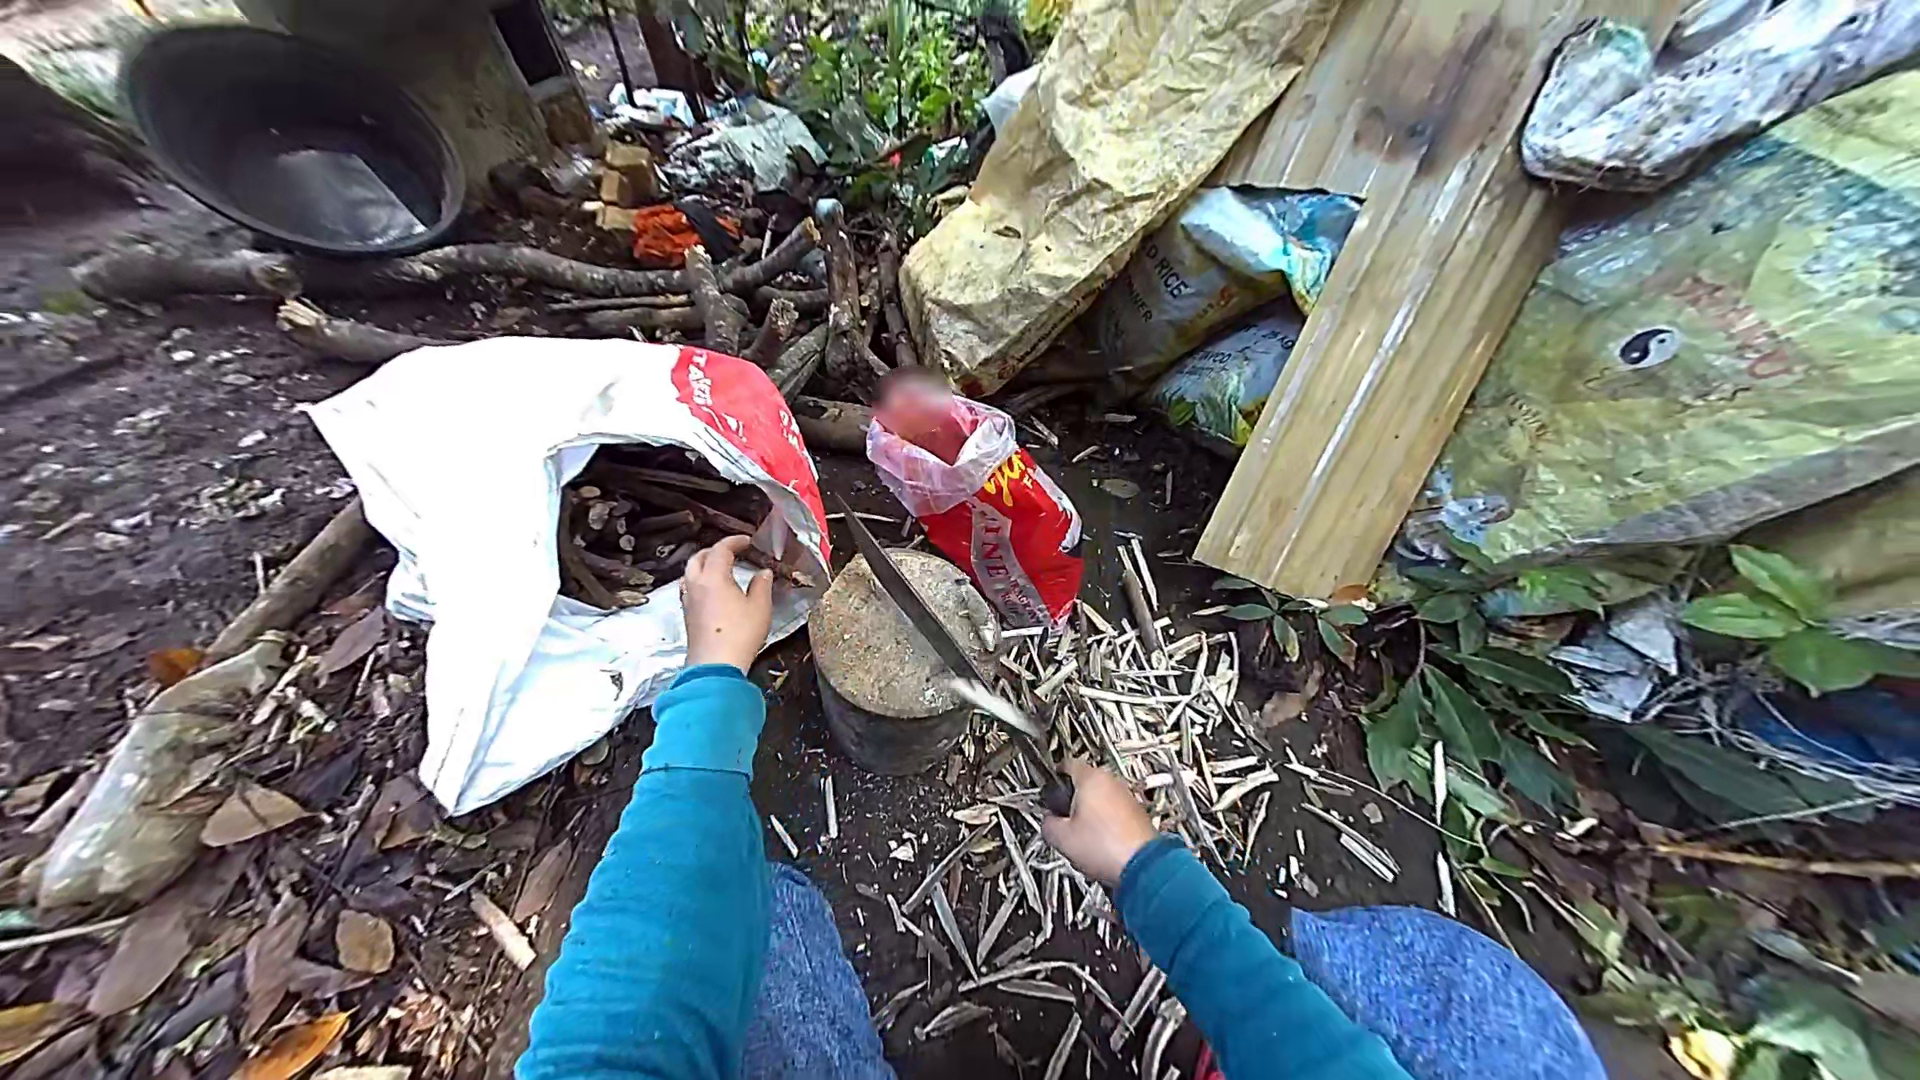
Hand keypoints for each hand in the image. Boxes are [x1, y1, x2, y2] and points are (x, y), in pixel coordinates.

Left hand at [681, 535, 773, 672]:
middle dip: (714, 551)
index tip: (746, 542)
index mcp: (714, 577)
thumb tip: (763, 573)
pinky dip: (701, 581)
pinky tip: (714, 591)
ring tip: (721, 569)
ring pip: (690, 573)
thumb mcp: (760, 607)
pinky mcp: (688, 615)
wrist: (716, 665)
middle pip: (698, 557)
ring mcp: (688, 601)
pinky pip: (690, 588)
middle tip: (732, 552)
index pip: (720, 550)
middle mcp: (696, 585)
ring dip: (704, 565)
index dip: (734, 542)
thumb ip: (762, 585)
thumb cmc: (740, 634)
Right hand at [1041, 759, 1159, 886]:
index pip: (1066, 764)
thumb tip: (1048, 822)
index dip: (1053, 778)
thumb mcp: (1062, 838)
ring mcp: (1127, 797)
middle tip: (1064, 820)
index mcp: (1091, 778)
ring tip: (1083, 837)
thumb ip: (1047, 823)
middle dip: (1072, 800)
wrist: (1144, 869)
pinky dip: (1106, 823)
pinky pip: (1115, 812)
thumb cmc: (1108, 848)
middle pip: (1084, 783)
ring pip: (1100, 798)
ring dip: (1090, 812)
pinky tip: (1101, 844)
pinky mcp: (1138, 814)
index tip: (1050, 791)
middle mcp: (1112, 781)